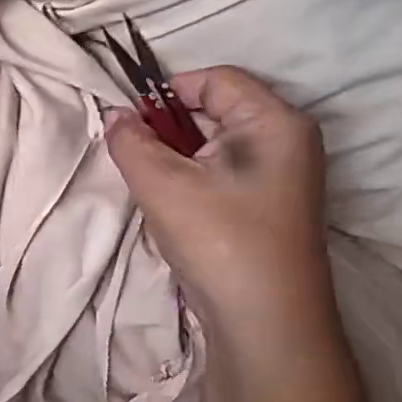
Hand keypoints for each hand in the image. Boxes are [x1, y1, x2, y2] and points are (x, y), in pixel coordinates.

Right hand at [105, 66, 330, 338]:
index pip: (214, 79)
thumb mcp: (161, 184)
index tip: (129, 122)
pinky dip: (190, 181)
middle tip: (136, 159)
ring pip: (212, 145)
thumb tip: (115, 115)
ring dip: (174, 159)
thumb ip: (130, 141)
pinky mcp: (267, 204)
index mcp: (274, 121)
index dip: (165, 92)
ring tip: (153, 189)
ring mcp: (281, 175)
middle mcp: (287, 139)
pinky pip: (220, 173)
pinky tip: (172, 209)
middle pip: (214, 110)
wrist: (263, 322)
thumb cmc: (218, 239)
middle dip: (166, 130)